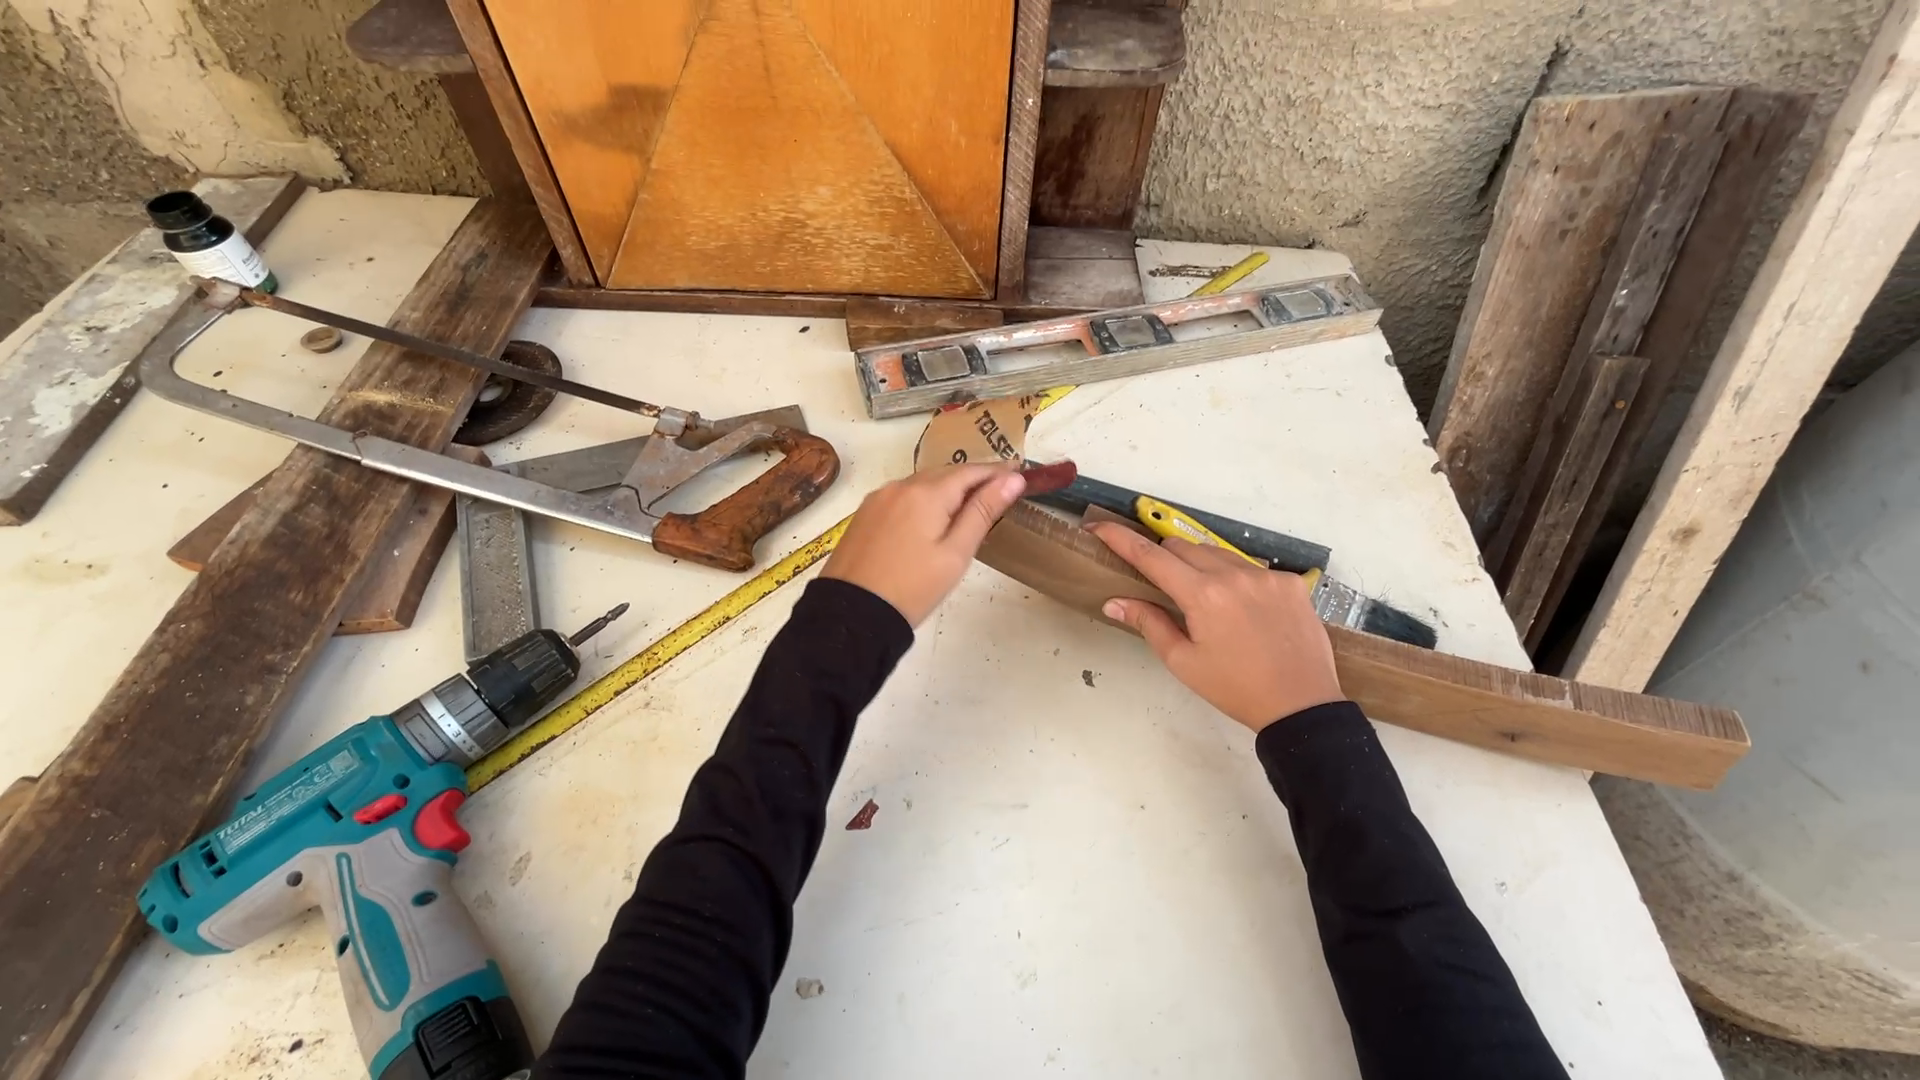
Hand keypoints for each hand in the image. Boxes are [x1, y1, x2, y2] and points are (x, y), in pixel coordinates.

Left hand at [822, 464, 1027, 625]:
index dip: (997, 471)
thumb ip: (983, 512)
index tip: (1020, 474)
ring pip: (922, 484)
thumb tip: (1011, 479)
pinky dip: (923, 500)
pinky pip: (902, 497)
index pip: (970, 471)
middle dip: (973, 479)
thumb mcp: (955, 553)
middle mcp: (900, 486)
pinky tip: (932, 518)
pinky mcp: (865, 514)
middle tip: (1000, 491)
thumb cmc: (911, 588)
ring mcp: (878, 499)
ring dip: (947, 490)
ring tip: (970, 507)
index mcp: (926, 493)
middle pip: (945, 474)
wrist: (851, 615)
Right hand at [1086, 524, 1344, 731]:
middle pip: (1182, 547)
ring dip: (1200, 567)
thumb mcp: (1183, 661)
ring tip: (1206, 603)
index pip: (1150, 556)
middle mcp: (1234, 575)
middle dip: (1163, 559)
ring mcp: (1265, 575)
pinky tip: (1243, 610)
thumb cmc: (1234, 689)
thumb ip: (1148, 623)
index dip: (1120, 539)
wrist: (1301, 705)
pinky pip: (1250, 568)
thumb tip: (1114, 602)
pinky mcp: (1289, 581)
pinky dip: (1235, 579)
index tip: (1099, 528)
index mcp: (1203, 596)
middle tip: (1161, 587)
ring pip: (1216, 553)